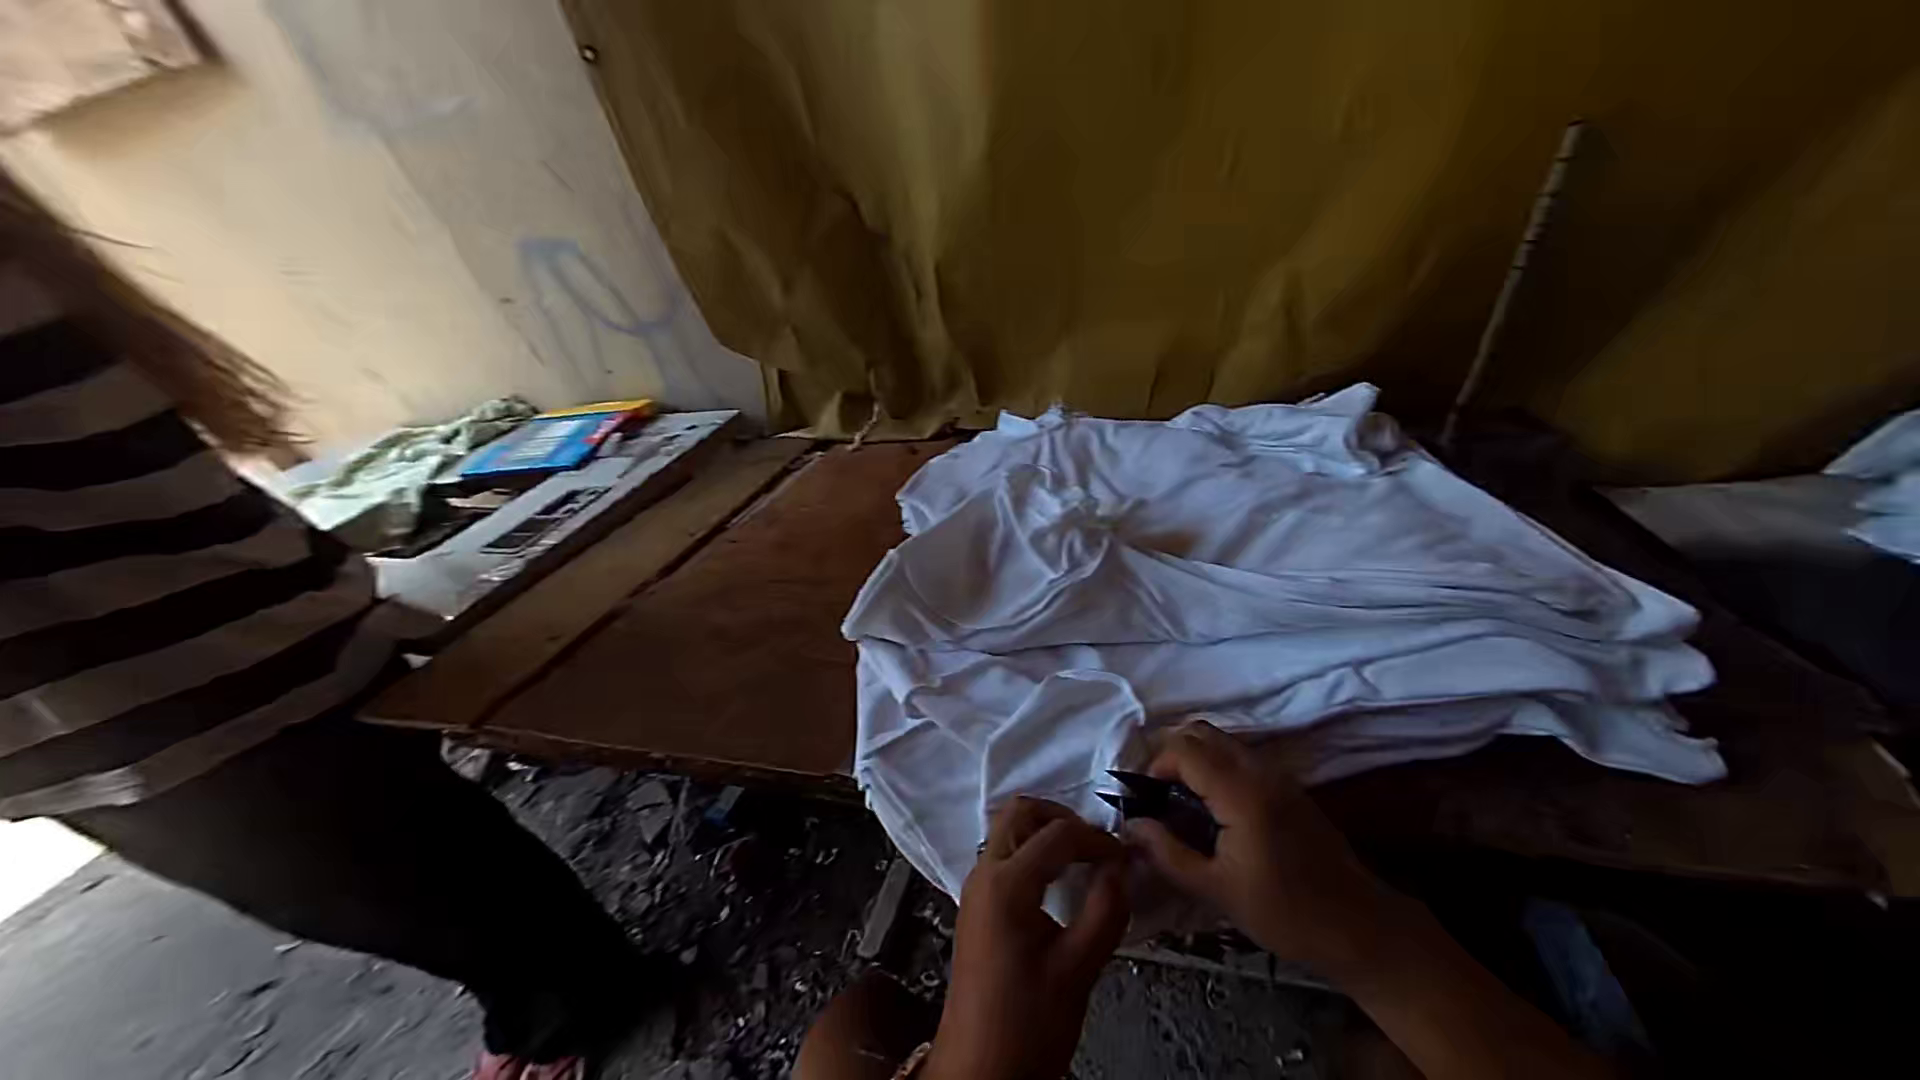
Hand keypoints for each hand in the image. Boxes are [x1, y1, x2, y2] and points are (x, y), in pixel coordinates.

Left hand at [923, 797, 1130, 1079]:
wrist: (979, 1069)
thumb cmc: (1028, 1024)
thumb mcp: (1078, 970)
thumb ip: (1105, 911)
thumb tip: (1121, 868)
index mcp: (1006, 884)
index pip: (1057, 834)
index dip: (1096, 838)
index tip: (1124, 856)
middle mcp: (984, 873)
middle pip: (1019, 813)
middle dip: (1061, 817)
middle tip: (1096, 843)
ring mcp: (975, 887)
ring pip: (1007, 829)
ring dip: (1044, 831)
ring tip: (1083, 857)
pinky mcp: (977, 904)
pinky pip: (1003, 854)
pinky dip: (1032, 850)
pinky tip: (1058, 877)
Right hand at [1125, 719, 1398, 978]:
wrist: (1363, 930)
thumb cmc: (1287, 913)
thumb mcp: (1217, 890)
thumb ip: (1168, 852)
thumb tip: (1131, 825)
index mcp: (1241, 792)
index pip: (1183, 750)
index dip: (1154, 767)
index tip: (1144, 802)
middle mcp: (1259, 770)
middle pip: (1201, 732)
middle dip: (1170, 755)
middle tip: (1157, 795)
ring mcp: (1277, 775)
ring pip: (1220, 740)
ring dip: (1192, 759)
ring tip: (1178, 801)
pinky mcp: (1287, 786)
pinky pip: (1239, 756)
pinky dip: (1214, 766)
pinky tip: (1210, 807)